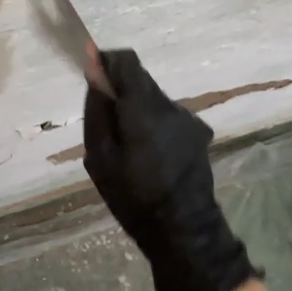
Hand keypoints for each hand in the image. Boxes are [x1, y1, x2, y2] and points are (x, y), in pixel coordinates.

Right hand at [84, 49, 257, 290]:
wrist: (184, 230)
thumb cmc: (134, 197)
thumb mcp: (100, 157)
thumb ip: (97, 110)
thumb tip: (93, 72)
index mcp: (144, 108)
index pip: (127, 60)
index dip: (107, 62)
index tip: (93, 78)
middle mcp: (170, 105)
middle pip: (140, 79)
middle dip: (120, 91)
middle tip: (106, 123)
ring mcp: (188, 118)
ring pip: (154, 98)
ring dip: (137, 109)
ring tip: (128, 147)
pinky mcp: (198, 132)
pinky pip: (167, 116)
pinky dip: (153, 123)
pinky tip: (149, 155)